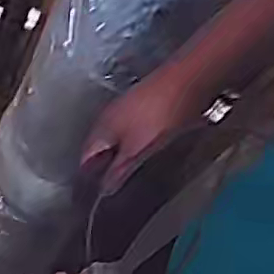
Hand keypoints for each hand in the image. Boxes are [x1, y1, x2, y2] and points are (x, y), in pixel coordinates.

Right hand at [80, 64, 205, 191]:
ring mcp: (125, 108)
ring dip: (118, 154)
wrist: (188, 80)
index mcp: (101, 129)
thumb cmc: (158, 118)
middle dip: (103, 166)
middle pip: (99, 148)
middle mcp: (108, 116)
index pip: (85, 158)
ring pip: (115, 138)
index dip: (88, 177)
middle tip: (112, 185)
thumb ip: (118, 172)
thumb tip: (104, 190)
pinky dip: (132, 143)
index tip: (95, 193)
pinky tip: (143, 150)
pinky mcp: (143, 103)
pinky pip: (130, 130)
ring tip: (127, 171)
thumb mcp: (136, 151)